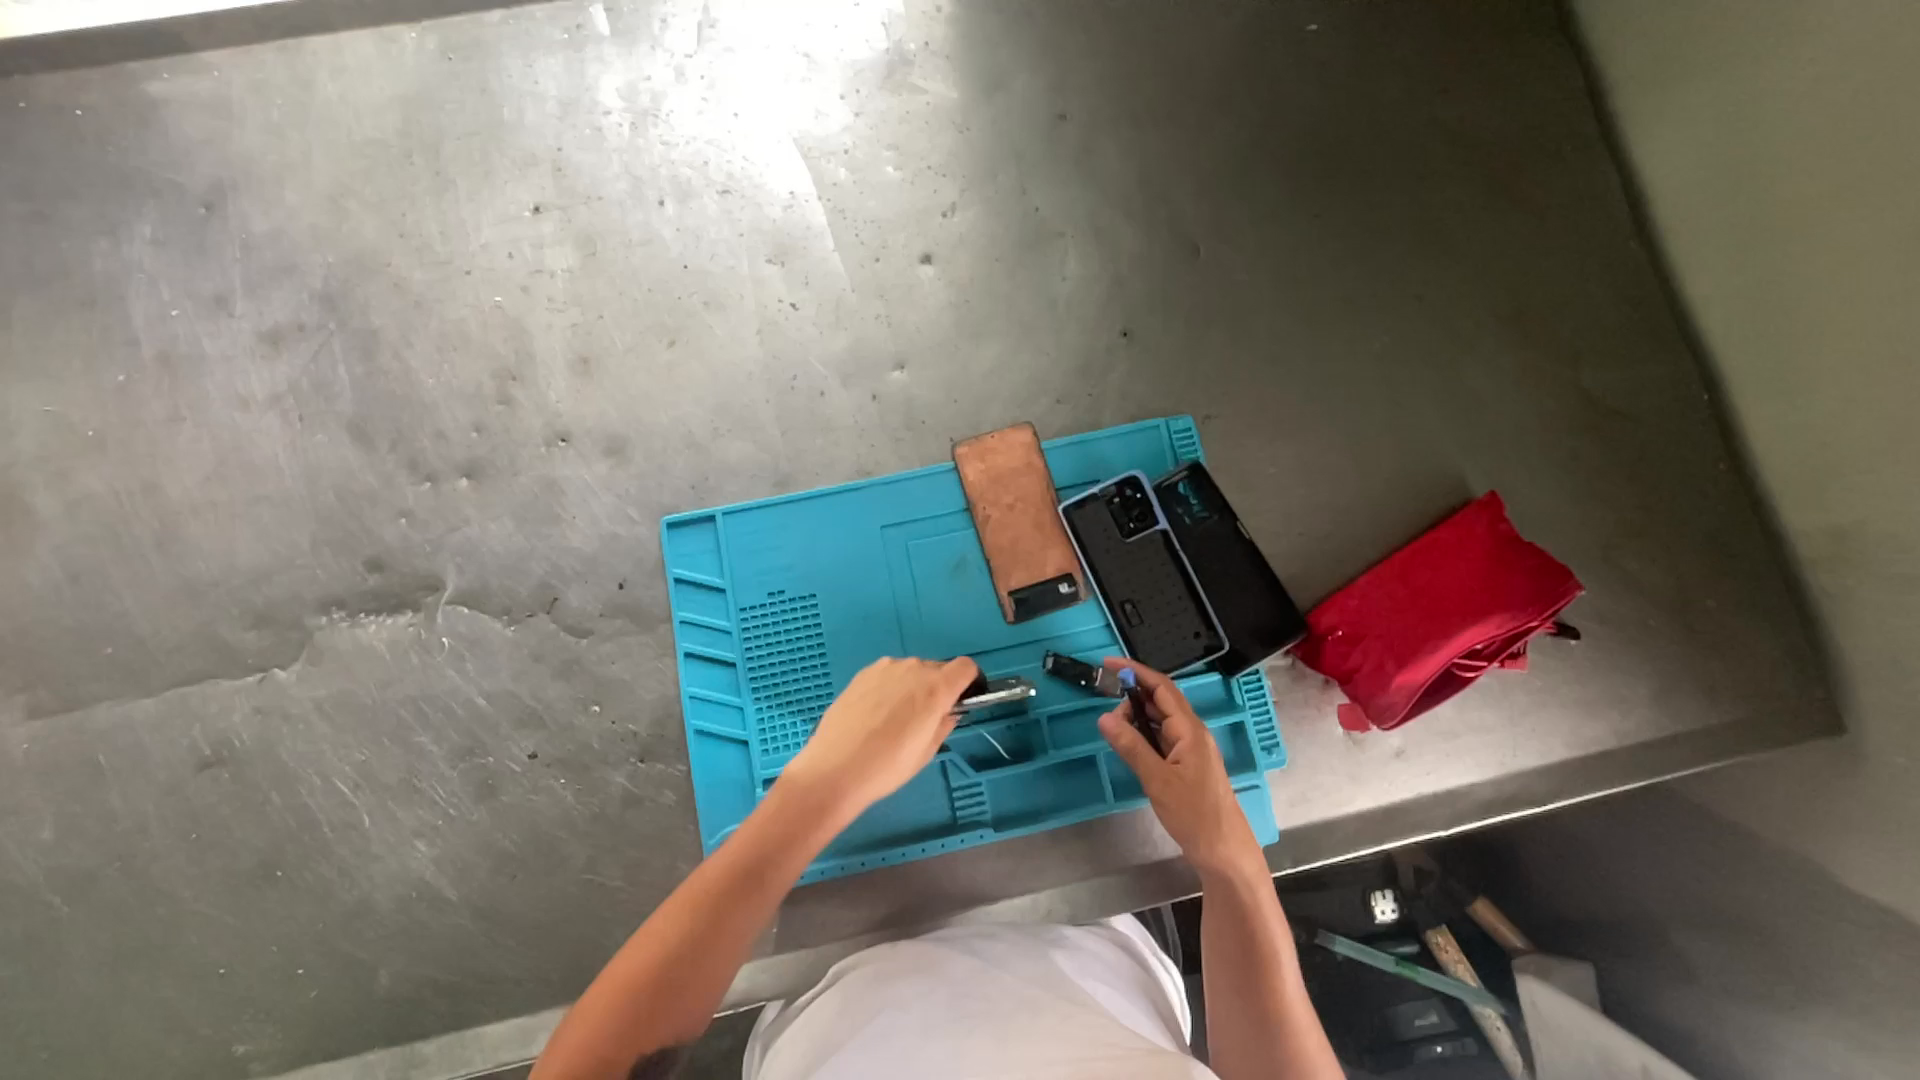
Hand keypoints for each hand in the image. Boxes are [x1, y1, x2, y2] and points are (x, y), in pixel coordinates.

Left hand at [782, 656, 980, 818]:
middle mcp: (913, 669)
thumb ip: (944, 723)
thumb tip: (949, 711)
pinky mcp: (862, 673)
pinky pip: (888, 674)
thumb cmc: (888, 766)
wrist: (835, 769)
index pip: (966, 667)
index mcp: (935, 688)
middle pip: (938, 668)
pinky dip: (891, 686)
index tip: (963, 700)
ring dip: (914, 686)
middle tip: (926, 717)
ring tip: (897, 717)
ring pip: (911, 670)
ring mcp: (885, 668)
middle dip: (939, 687)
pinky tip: (876, 713)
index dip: (969, 681)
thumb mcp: (927, 752)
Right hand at [1098, 658, 1264, 880]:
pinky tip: (1130, 746)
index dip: (1135, 671)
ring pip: (1161, 721)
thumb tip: (1104, 717)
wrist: (1224, 851)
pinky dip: (1145, 736)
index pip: (1161, 688)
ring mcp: (1192, 750)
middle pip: (1161, 702)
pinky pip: (1164, 739)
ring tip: (1115, 731)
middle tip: (1108, 716)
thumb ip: (1131, 746)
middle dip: (1132, 699)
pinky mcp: (1188, 765)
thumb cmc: (1194, 815)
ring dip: (1137, 719)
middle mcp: (1193, 733)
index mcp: (1190, 730)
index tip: (1108, 663)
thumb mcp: (1156, 780)